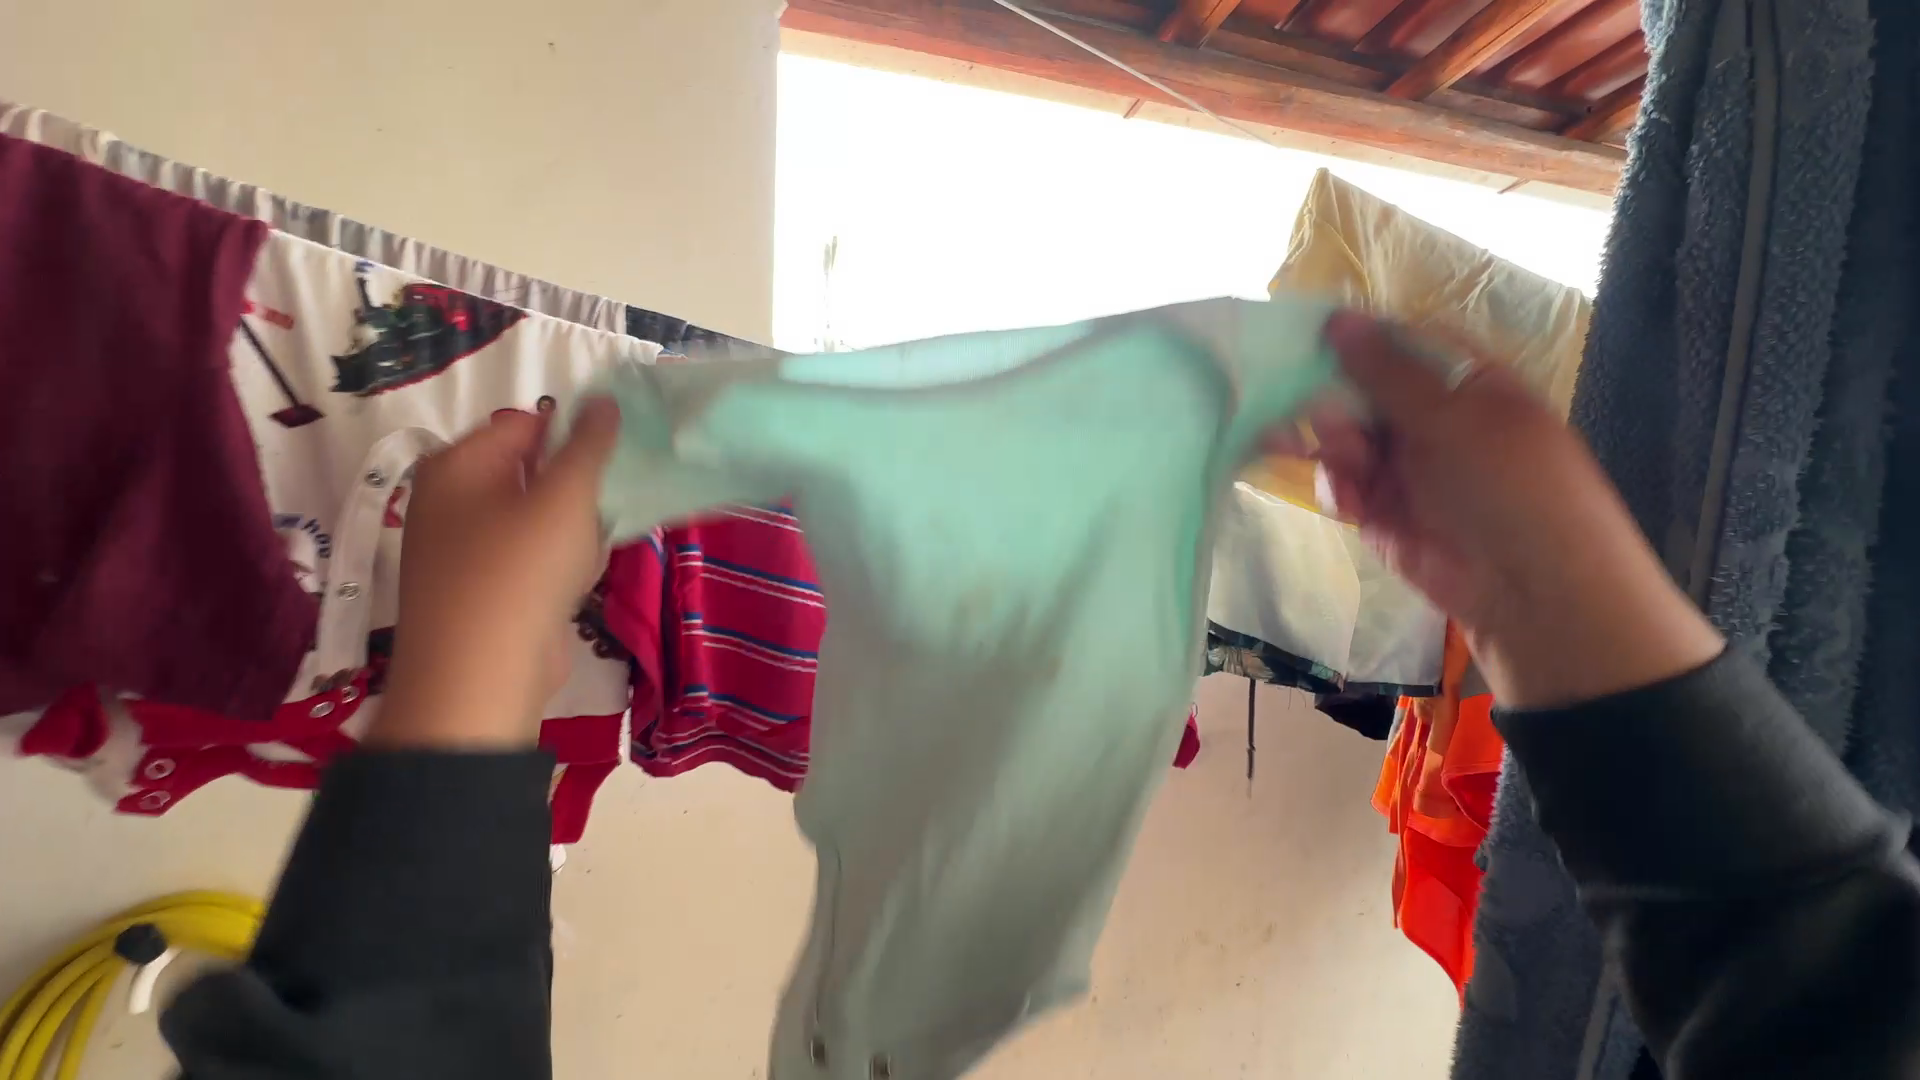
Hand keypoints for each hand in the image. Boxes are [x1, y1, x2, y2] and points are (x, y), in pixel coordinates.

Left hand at [369, 399, 621, 748]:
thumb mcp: (566, 496)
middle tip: (612, 502)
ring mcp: (463, 548)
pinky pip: (530, 556)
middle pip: (531, 470)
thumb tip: (604, 401)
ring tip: (597, 545)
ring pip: (537, 516)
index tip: (618, 456)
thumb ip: (590, 444)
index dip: (575, 432)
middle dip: (579, 485)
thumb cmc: (522, 569)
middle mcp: (451, 499)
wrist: (483, 673)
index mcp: (458, 464)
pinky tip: (580, 577)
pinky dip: (559, 560)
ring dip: (576, 526)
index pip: (525, 423)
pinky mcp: (482, 588)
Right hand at [1280, 312, 1721, 708]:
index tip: (1307, 342)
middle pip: (1357, 392)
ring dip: (1332, 447)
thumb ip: (1388, 371)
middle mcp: (1428, 419)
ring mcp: (1401, 465)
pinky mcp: (1379, 509)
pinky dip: (1340, 490)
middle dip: (1331, 401)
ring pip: (1340, 439)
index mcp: (1462, 382)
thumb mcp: (1453, 417)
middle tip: (1312, 414)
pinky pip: (1340, 485)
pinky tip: (1355, 505)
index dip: (1353, 341)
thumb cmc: (1508, 485)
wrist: (1528, 588)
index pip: (1396, 345)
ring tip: (1346, 464)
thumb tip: (1338, 320)